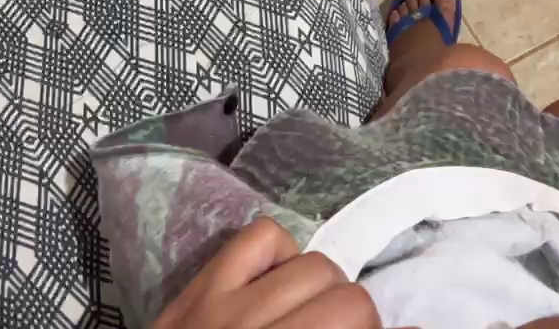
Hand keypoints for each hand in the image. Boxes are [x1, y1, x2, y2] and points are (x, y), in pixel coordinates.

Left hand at [158, 217, 379, 328]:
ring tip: (311, 317)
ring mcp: (227, 312)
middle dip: (357, 323)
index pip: (358, 320)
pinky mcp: (200, 291)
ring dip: (326, 292)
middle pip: (349, 302)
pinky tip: (277, 286)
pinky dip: (280, 254)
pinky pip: (259, 238)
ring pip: (314, 267)